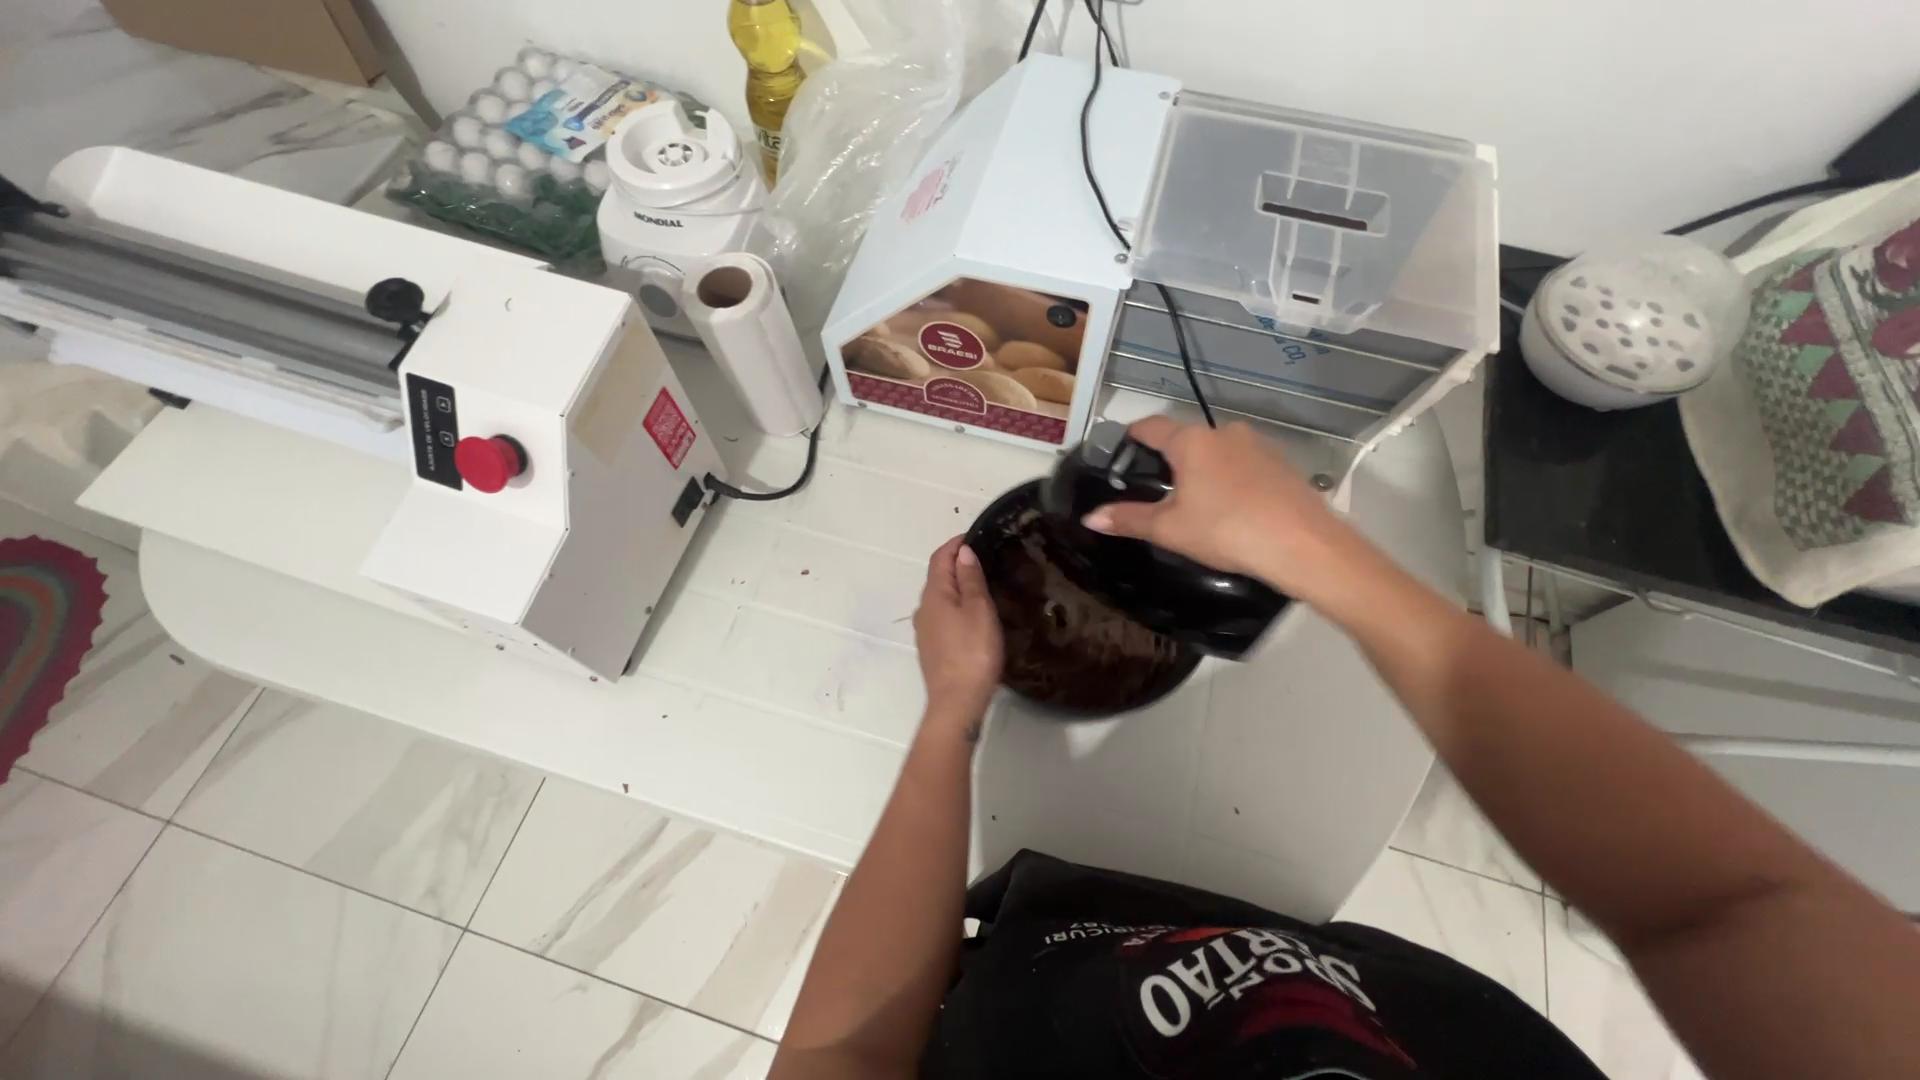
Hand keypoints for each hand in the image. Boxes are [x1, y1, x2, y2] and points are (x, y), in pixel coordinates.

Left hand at [913, 536, 1003, 732]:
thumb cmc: (972, 652)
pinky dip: (955, 607)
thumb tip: (962, 552)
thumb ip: (970, 579)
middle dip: (957, 564)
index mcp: (934, 595)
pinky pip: (942, 617)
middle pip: (937, 577)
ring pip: (940, 599)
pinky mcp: (931, 649)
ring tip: (982, 586)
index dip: (955, 544)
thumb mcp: (979, 610)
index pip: (939, 558)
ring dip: (957, 587)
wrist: (956, 702)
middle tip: (984, 559)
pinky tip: (972, 616)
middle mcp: (923, 609)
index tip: (975, 536)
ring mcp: (925, 631)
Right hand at [1081, 417, 1358, 604]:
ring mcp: (1259, 445)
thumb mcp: (1170, 529)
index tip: (1119, 454)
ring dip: (1203, 471)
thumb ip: (1129, 519)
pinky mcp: (1282, 464)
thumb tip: (1090, 517)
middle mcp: (1224, 432)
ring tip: (1196, 505)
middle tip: (1157, 492)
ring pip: (1217, 453)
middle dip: (1169, 461)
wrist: (1302, 544)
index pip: (1150, 427)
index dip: (1130, 438)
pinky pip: (1244, 466)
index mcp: (1191, 441)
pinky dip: (1231, 481)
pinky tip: (1232, 510)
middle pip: (1185, 440)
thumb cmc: (1226, 530)